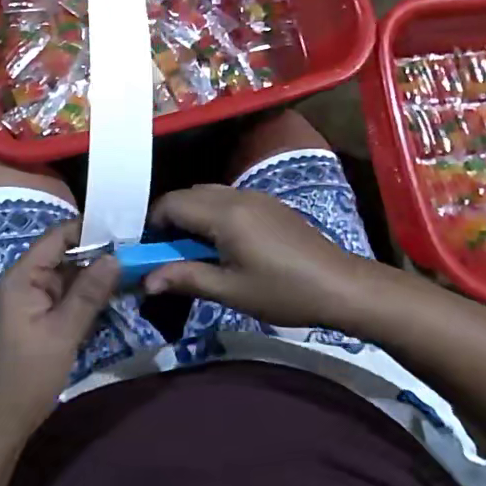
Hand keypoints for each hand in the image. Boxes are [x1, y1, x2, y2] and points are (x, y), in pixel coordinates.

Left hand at [0, 221, 118, 429]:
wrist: (4, 418)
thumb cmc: (30, 373)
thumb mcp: (64, 331)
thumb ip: (89, 292)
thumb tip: (116, 257)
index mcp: (20, 278)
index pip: (55, 238)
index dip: (88, 229)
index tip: (123, 229)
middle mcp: (23, 281)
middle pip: (63, 254)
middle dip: (97, 252)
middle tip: (134, 251)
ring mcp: (30, 298)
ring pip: (68, 274)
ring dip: (95, 273)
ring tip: (131, 268)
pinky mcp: (39, 314)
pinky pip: (66, 293)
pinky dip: (87, 292)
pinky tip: (114, 292)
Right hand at [144, 185, 374, 330]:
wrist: (339, 284)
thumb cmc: (284, 291)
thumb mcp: (231, 291)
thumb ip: (185, 278)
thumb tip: (146, 280)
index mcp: (224, 214)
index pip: (171, 204)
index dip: (151, 224)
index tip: (146, 251)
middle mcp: (237, 195)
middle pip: (188, 194)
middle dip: (169, 219)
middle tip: (166, 254)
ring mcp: (255, 195)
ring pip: (208, 193)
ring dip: (191, 215)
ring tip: (192, 251)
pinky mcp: (268, 203)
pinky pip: (227, 197)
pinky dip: (212, 213)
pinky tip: (220, 244)